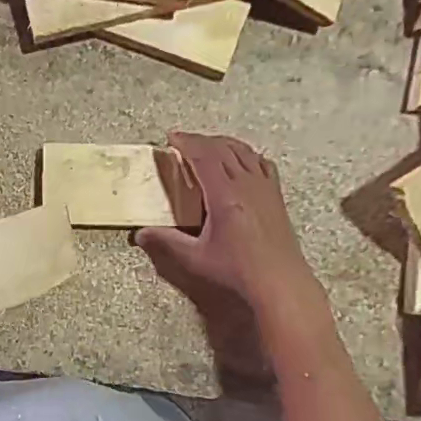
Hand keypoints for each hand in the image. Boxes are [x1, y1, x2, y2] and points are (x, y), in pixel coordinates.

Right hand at [134, 133, 320, 317]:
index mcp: (225, 195)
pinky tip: (242, 161)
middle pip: (223, 148)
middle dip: (201, 140)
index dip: (187, 142)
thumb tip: (141, 234)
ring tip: (208, 146)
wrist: (280, 283)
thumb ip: (167, 242)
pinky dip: (247, 155)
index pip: (204, 156)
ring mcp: (265, 188)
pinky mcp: (276, 197)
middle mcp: (247, 184)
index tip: (172, 137)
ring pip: (244, 152)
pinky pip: (261, 163)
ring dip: (223, 144)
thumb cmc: (238, 271)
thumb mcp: (196, 258)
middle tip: (184, 142)